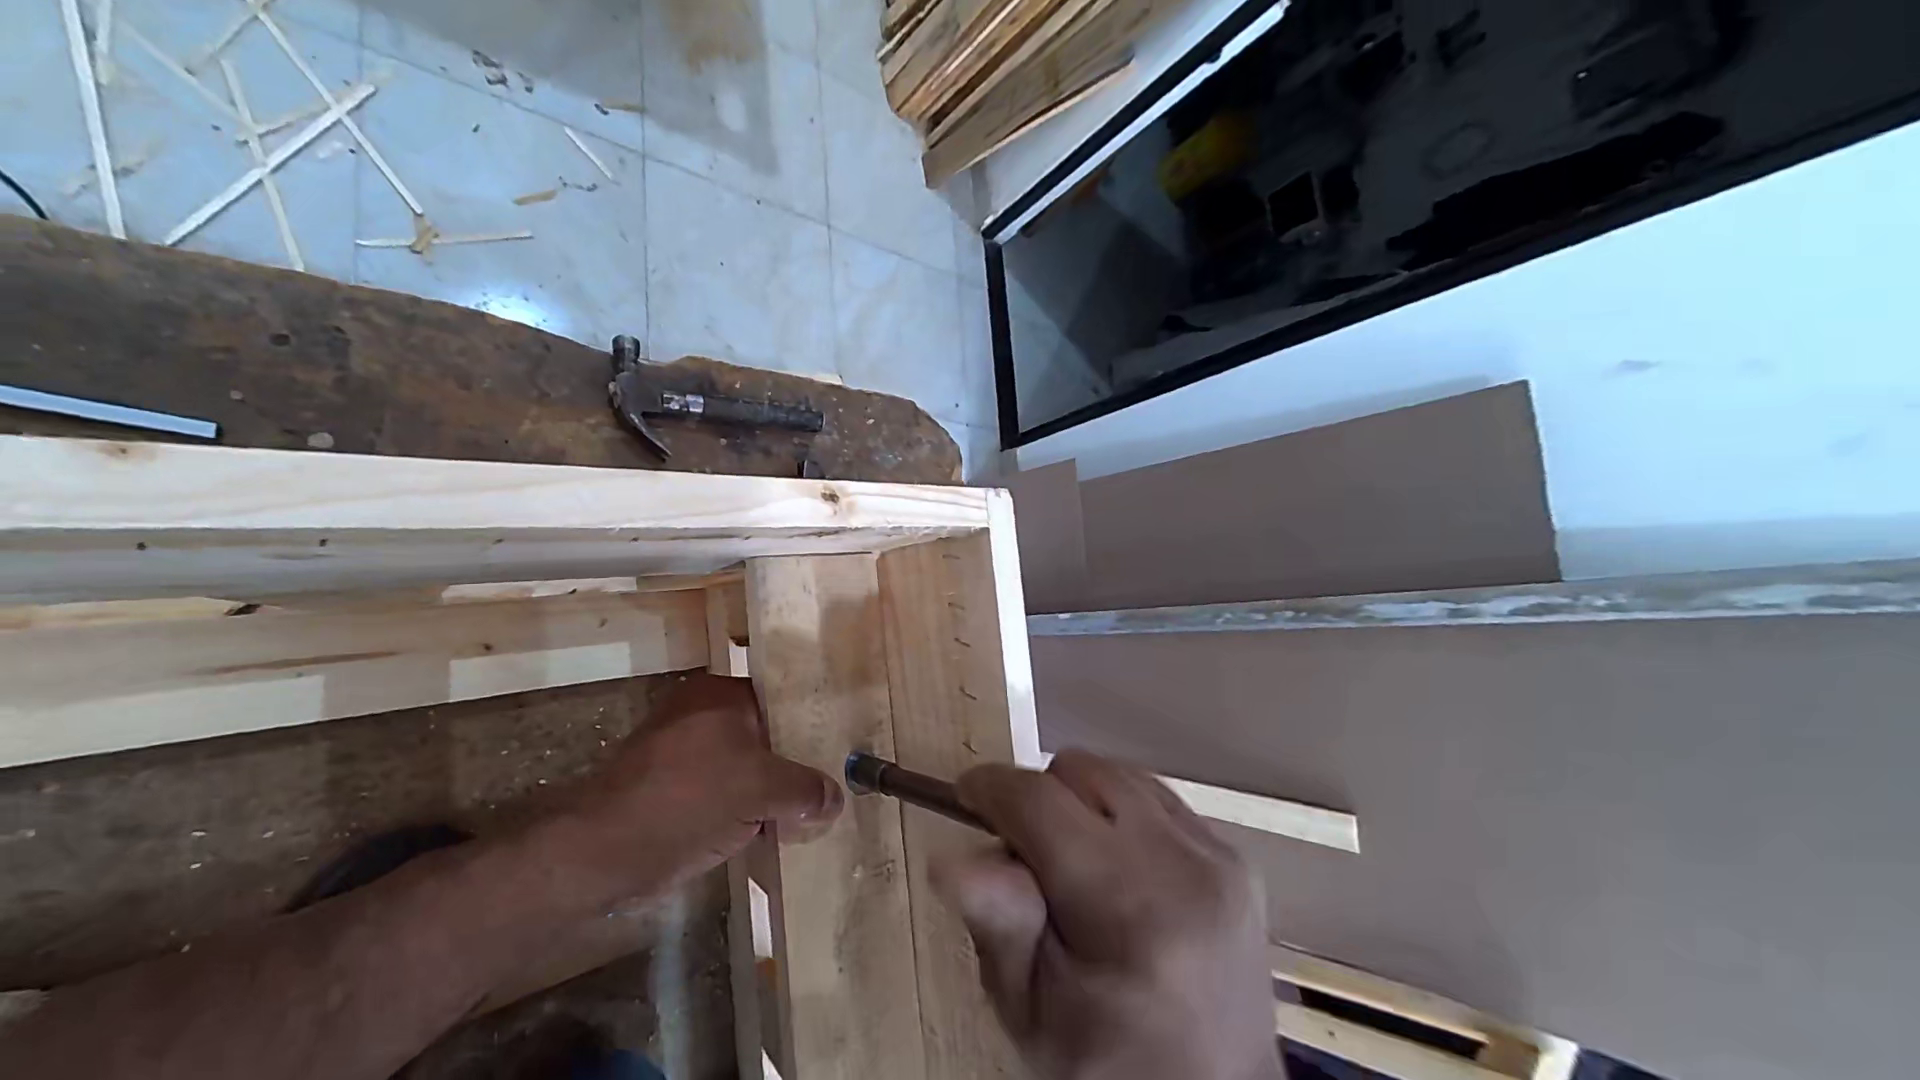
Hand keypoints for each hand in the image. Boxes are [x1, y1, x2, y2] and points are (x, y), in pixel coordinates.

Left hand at [541, 673, 843, 906]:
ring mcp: (689, 753)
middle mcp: (705, 715)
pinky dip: (754, 807)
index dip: (818, 716)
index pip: (785, 694)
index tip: (849, 737)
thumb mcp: (759, 790)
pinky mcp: (678, 790)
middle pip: (770, 731)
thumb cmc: (685, 801)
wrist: (601, 855)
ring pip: (751, 764)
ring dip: (779, 786)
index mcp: (722, 694)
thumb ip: (805, 789)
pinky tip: (784, 825)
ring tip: (822, 802)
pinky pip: (732, 790)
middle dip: (802, 756)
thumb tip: (835, 799)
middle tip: (844, 772)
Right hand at [935, 750, 1279, 1079]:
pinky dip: (1121, 812)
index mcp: (1130, 909)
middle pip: (1082, 771)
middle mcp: (1184, 864)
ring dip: (1080, 800)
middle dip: (1038, 796)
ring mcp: (1218, 854)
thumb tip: (951, 856)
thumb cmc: (1107, 1066)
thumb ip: (996, 925)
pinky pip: (1156, 795)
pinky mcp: (1235, 854)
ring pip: (1118, 772)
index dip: (992, 786)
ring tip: (1073, 862)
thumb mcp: (1031, 1013)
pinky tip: (1119, 868)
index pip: (1042, 802)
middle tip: (1024, 852)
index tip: (965, 795)